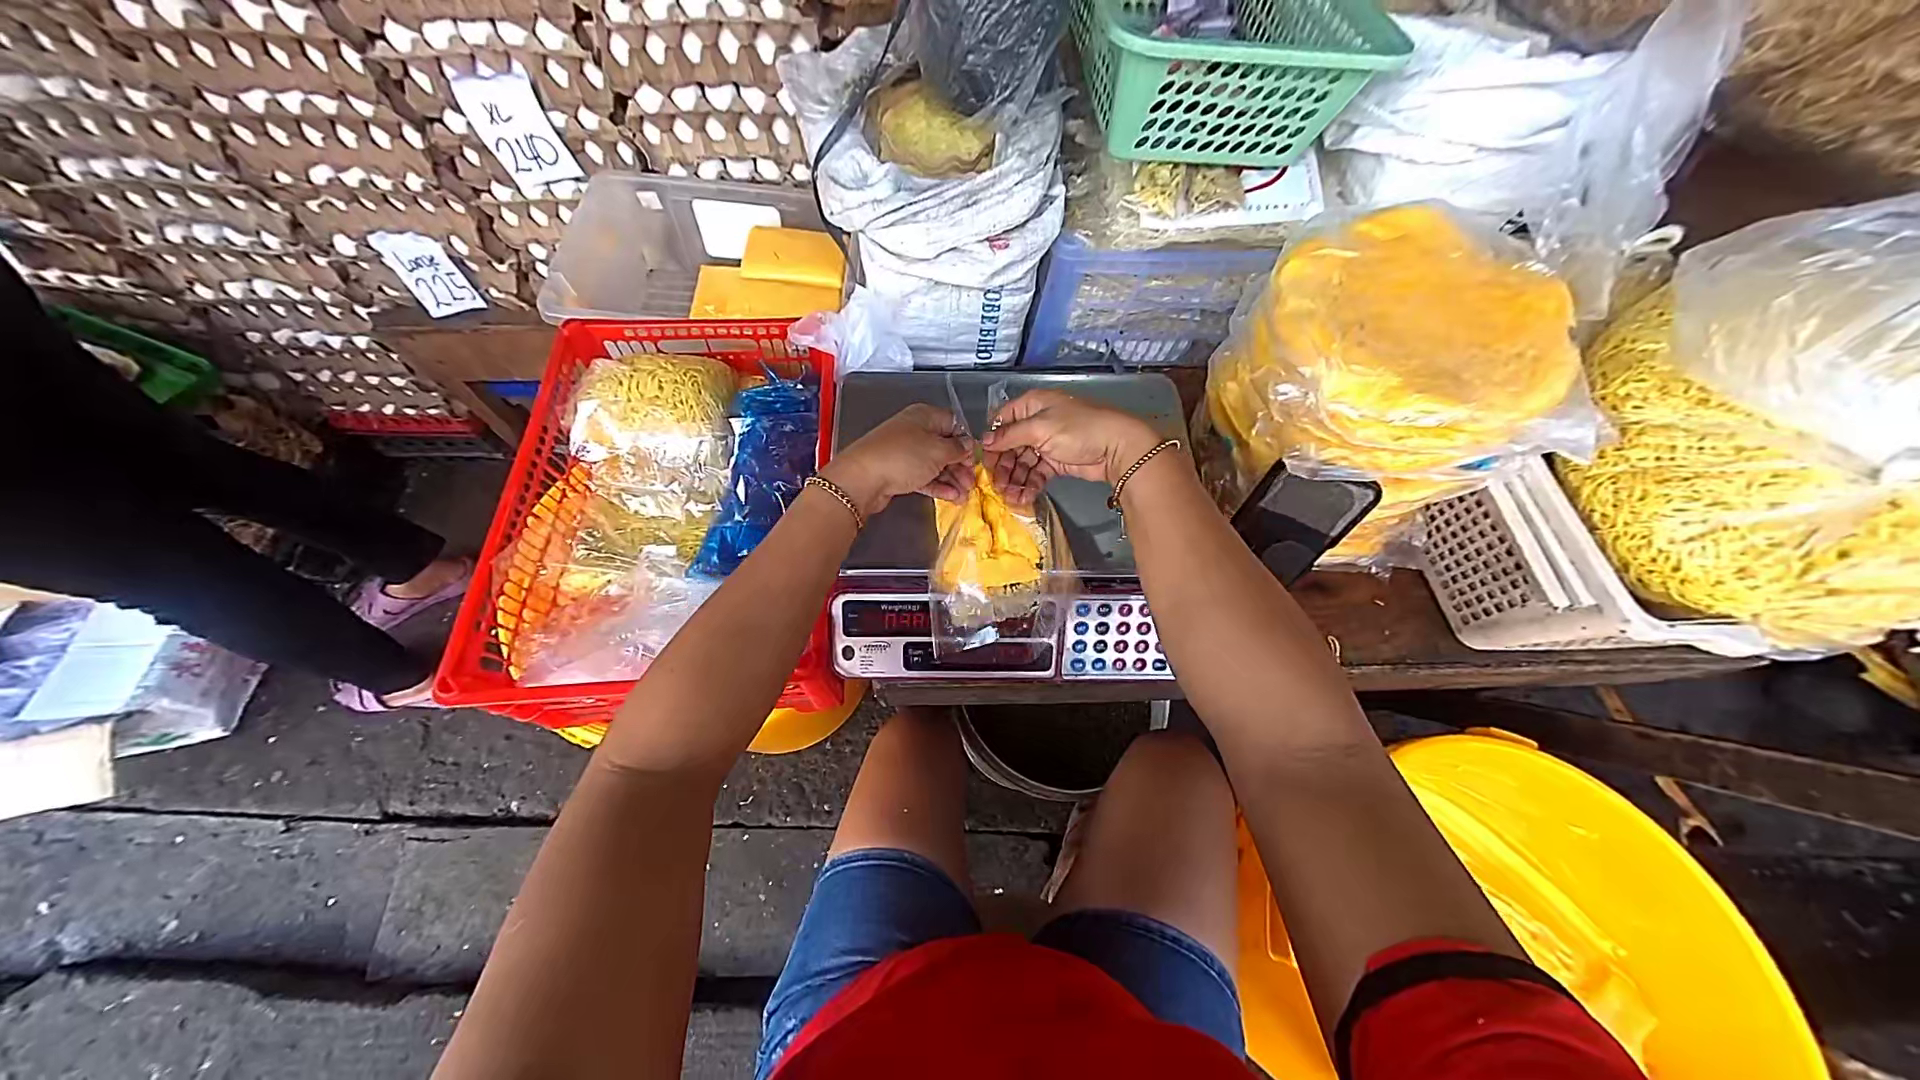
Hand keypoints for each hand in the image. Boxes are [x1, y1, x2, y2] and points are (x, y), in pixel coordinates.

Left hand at [819, 403, 974, 515]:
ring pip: (935, 464)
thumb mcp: (938, 450)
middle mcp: (914, 431)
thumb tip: (967, 445)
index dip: (967, 441)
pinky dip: (938, 485)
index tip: (975, 458)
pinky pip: (924, 477)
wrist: (863, 480)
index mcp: (924, 416)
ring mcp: (905, 452)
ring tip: (964, 495)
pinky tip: (951, 496)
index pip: (954, 424)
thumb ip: (957, 448)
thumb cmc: (900, 457)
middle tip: (971, 480)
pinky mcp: (898, 472)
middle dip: (960, 465)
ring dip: (951, 479)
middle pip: (945, 446)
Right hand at [980, 389, 1160, 504]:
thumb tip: (984, 441)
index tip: (985, 461)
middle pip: (1010, 445)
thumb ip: (1009, 435)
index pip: (1002, 421)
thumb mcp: (1039, 428)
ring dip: (1014, 480)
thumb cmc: (1078, 429)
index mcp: (1032, 405)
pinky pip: (1036, 473)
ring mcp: (1047, 444)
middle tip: (996, 485)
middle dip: (1003, 466)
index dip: (992, 441)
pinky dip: (1029, 485)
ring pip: (1022, 462)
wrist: (1116, 447)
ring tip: (1009, 497)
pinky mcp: (1056, 462)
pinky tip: (1023, 497)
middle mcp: (1037, 422)